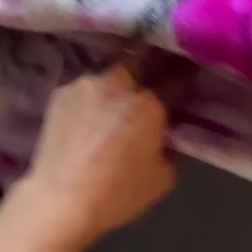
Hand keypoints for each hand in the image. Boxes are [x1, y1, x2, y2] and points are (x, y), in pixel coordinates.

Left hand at [10, 61, 179, 246]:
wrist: (62, 197)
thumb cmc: (118, 193)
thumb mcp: (162, 178)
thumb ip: (170, 146)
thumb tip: (167, 132)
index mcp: (149, 103)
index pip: (176, 76)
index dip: (185, 69)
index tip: (190, 64)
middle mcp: (119, 82)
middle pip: (140, 54)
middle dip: (149, 57)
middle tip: (152, 67)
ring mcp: (87, 81)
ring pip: (109, 69)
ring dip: (117, 78)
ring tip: (114, 94)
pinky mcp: (62, 89)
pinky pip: (85, 85)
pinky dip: (92, 94)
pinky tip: (87, 112)